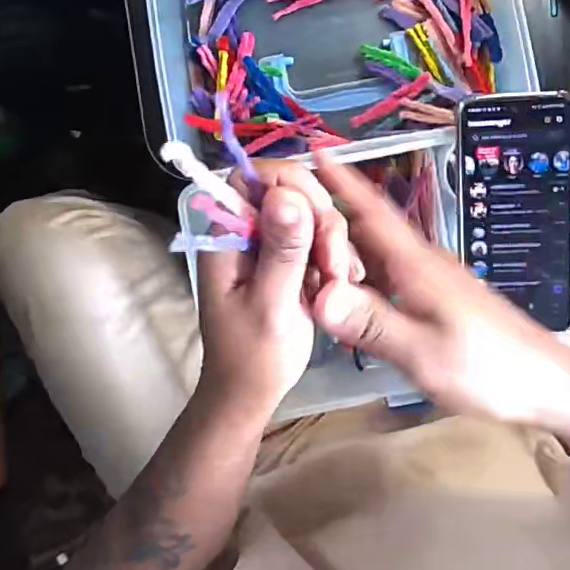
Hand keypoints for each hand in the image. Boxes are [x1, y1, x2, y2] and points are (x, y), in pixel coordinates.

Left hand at [195, 162, 351, 412]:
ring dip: (333, 245)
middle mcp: (248, 230)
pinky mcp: (290, 257)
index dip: (289, 183)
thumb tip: (286, 194)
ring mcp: (270, 243)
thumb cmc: (253, 355)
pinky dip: (336, 257)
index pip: (251, 177)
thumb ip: (281, 250)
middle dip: (321, 222)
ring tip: (335, 284)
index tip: (319, 216)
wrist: (252, 391)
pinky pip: (320, 238)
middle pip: (292, 192)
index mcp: (228, 235)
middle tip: (332, 267)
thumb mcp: (271, 304)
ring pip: (313, 214)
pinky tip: (340, 283)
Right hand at [309, 155, 569, 426]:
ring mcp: (430, 279)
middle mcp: (421, 261)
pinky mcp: (436, 297)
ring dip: (343, 239)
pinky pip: (387, 272)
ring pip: (377, 249)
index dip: (344, 179)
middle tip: (288, 205)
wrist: (544, 382)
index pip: (372, 210)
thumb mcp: (424, 352)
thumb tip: (317, 295)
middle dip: (330, 209)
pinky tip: (347, 284)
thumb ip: (372, 324)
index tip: (317, 151)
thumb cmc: (488, 366)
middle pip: (369, 226)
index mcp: (415, 264)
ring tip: (304, 240)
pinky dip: (361, 268)